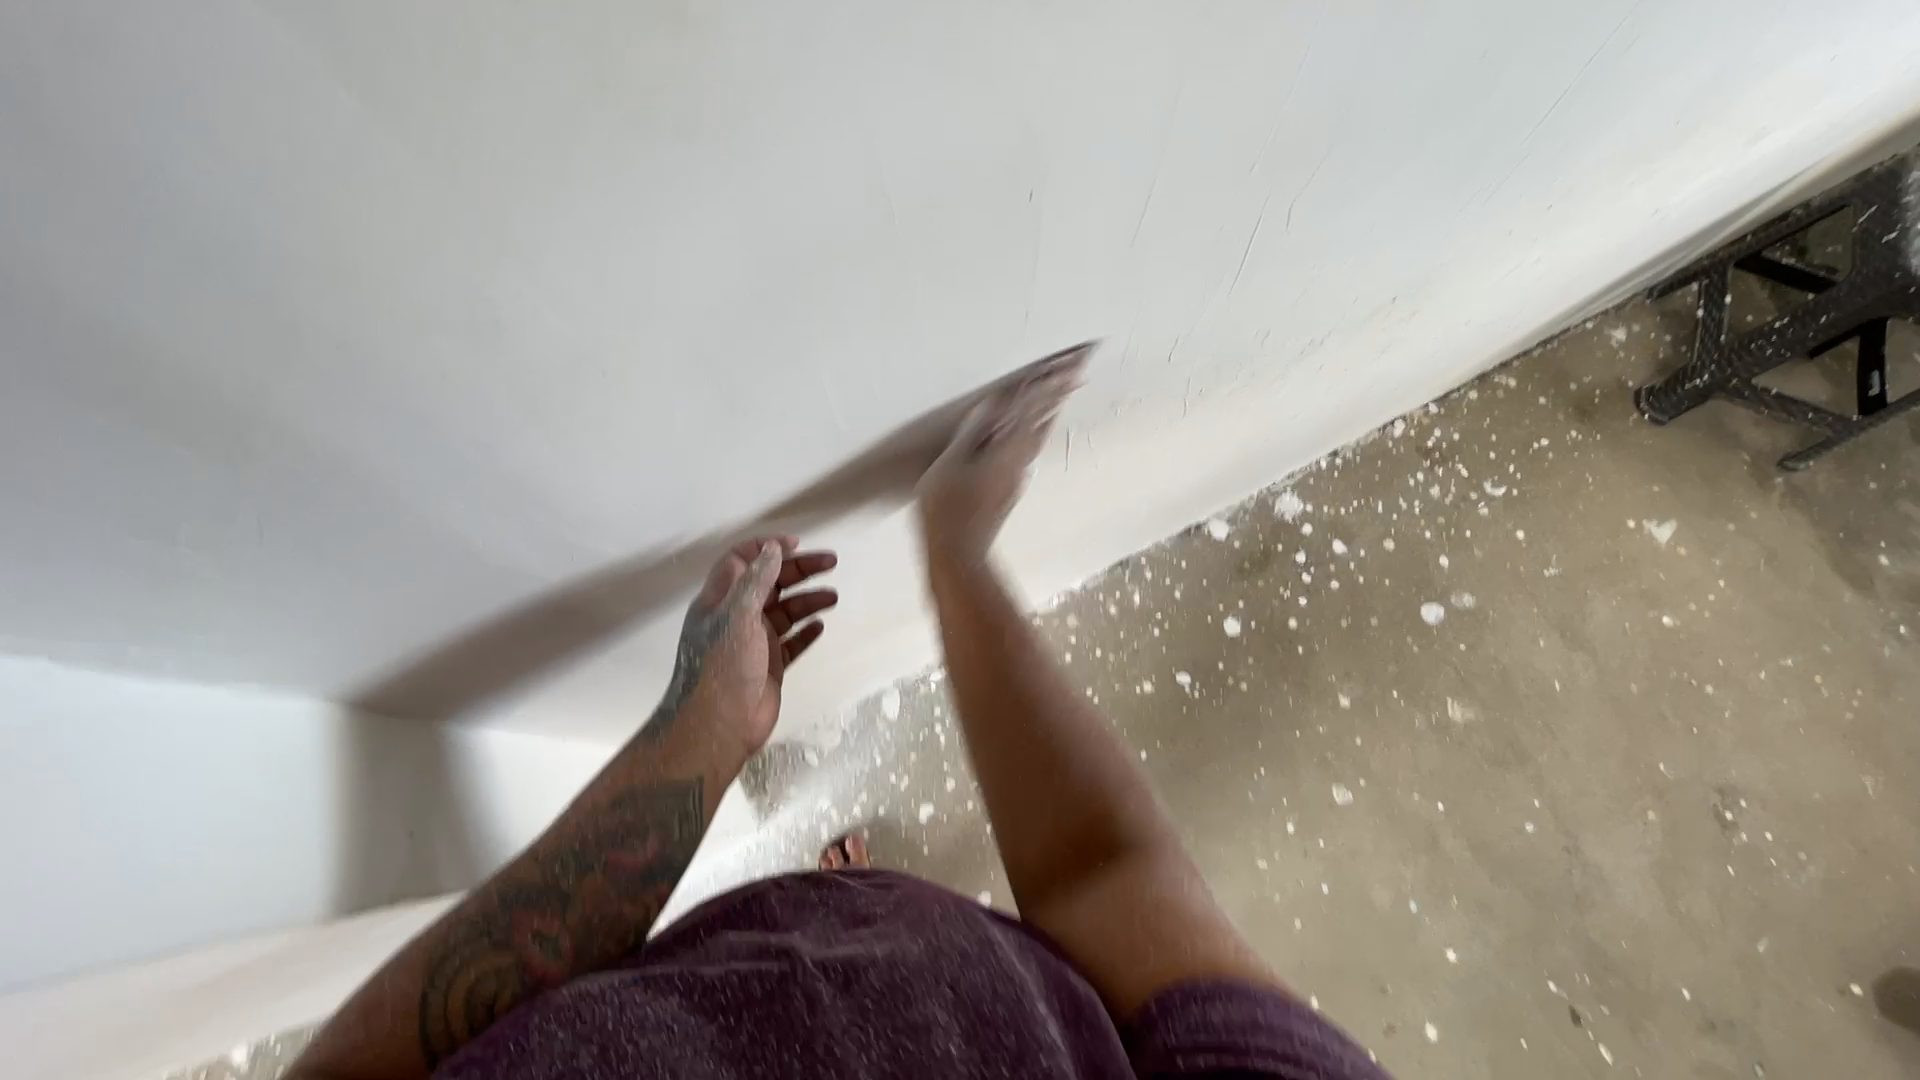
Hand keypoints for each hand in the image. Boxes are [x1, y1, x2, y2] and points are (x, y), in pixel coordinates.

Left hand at [659, 536, 837, 756]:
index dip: (767, 549)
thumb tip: (772, 548)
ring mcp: (754, 643)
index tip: (796, 544)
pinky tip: (820, 625)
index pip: (742, 562)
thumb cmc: (723, 666)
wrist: (719, 725)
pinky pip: (791, 642)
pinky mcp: (770, 666)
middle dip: (798, 570)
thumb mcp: (737, 616)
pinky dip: (805, 631)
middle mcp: (737, 618)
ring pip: (785, 612)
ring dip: (807, 600)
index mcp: (721, 601)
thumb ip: (756, 581)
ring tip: (832, 596)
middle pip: (770, 583)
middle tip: (830, 563)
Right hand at [917, 342, 1091, 565]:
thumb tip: (996, 403)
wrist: (959, 552)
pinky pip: (1029, 447)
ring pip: (1039, 435)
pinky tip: (1033, 431)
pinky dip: (1035, 428)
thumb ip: (974, 432)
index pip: (1032, 408)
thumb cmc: (947, 508)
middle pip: (1044, 419)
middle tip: (1079, 369)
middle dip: (1059, 392)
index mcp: (1007, 450)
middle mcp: (1020, 460)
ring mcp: (1017, 476)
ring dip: (1050, 410)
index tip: (1072, 364)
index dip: (1049, 384)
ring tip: (1062, 392)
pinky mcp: (1010, 487)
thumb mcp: (951, 464)